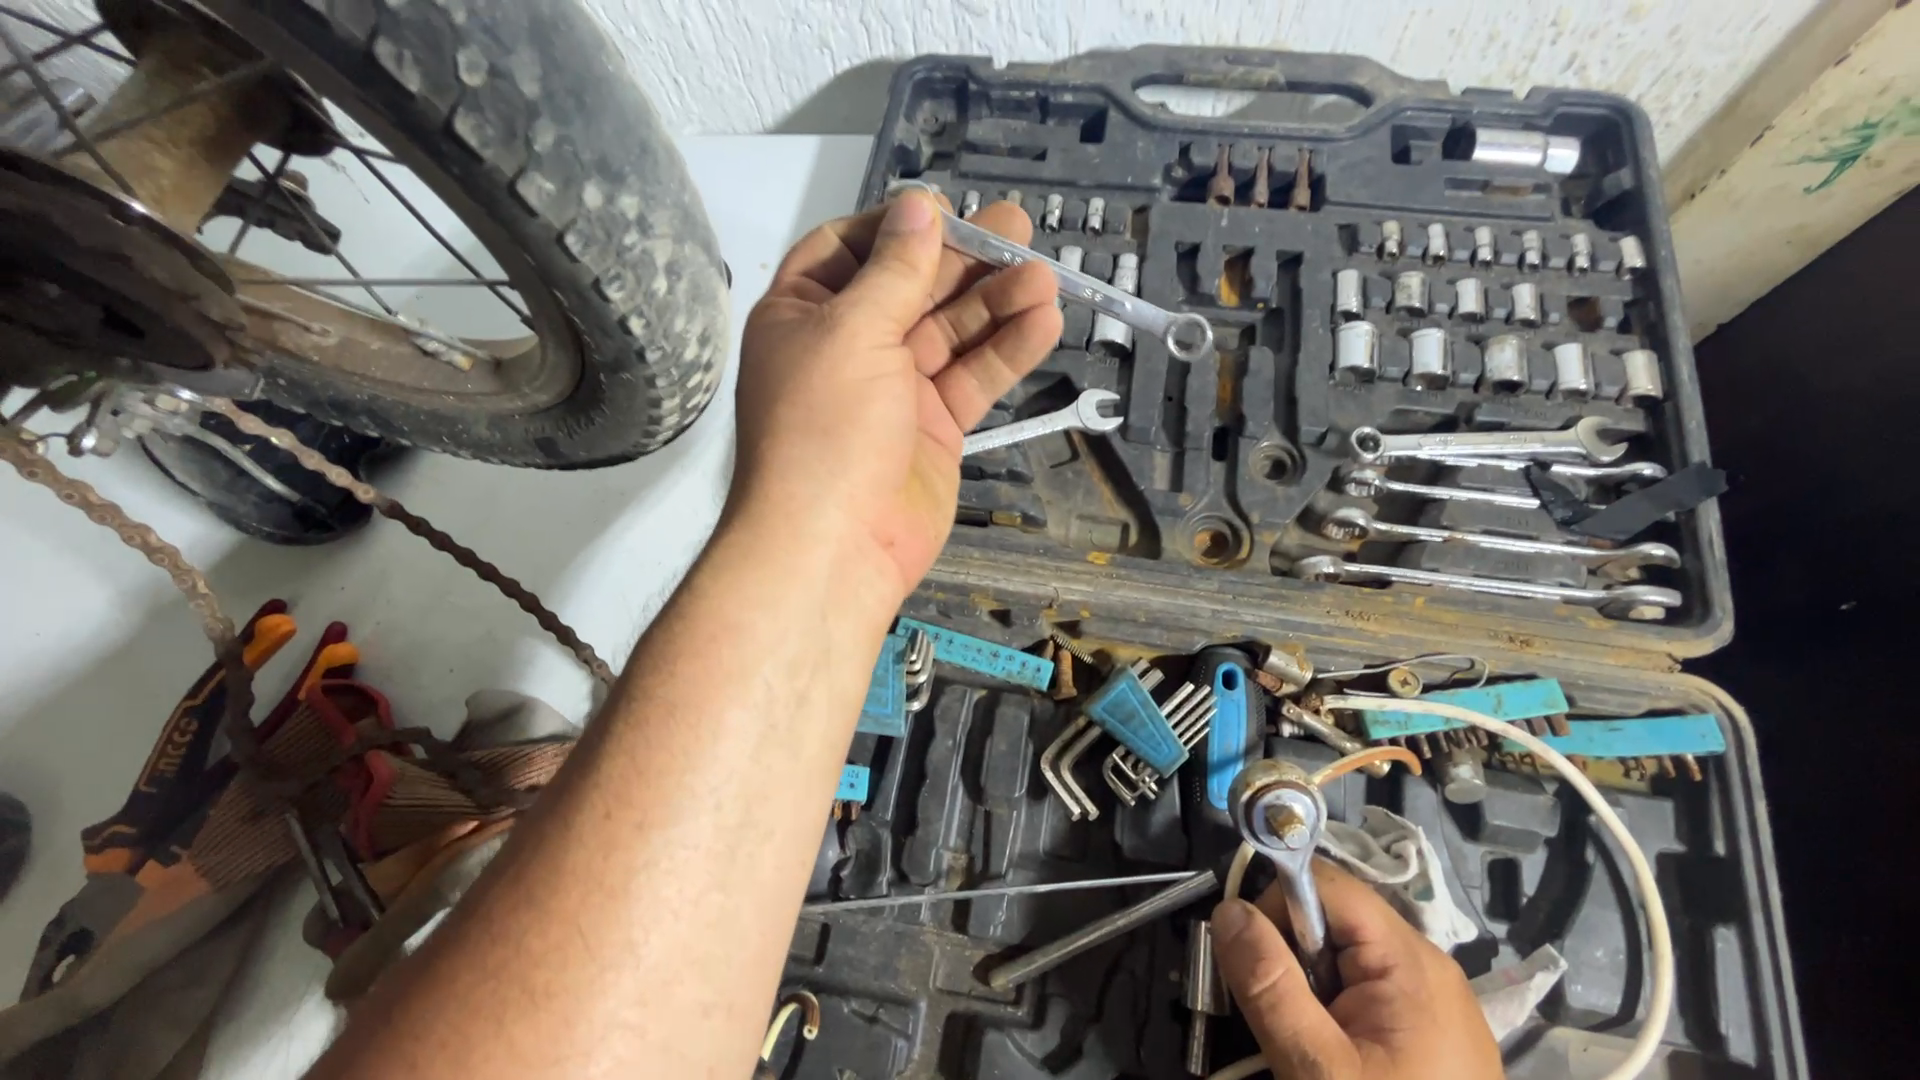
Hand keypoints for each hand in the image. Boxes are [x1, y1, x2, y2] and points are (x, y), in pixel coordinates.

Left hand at [730, 190, 1062, 604]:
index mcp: (804, 314)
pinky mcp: (934, 427)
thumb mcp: (853, 331)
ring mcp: (894, 389)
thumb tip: (917, 206)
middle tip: (1020, 230)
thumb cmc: (827, 426)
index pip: (848, 249)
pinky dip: (1006, 352)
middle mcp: (848, 346)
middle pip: (912, 288)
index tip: (945, 214)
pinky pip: (972, 379)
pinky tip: (1043, 323)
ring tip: (1045, 278)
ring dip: (996, 304)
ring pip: (951, 333)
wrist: (835, 545)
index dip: (897, 229)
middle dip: (963, 261)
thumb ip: (894, 270)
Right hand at [1211, 860, 1500, 1079]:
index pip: (1324, 883)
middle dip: (1286, 952)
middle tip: (1271, 1014)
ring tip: (1301, 1045)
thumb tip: (1227, 909)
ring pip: (1340, 954)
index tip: (1248, 959)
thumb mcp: (1318, 1070)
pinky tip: (1329, 1054)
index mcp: (1409, 961)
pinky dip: (1329, 1006)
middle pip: (1330, 916)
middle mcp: (1425, 964)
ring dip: (1303, 983)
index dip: (1276, 905)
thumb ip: (1270, 985)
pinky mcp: (1428, 1028)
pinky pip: (1361, 987)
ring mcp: (1431, 997)